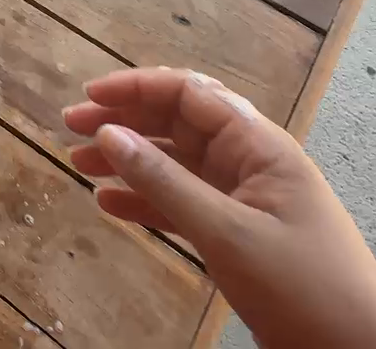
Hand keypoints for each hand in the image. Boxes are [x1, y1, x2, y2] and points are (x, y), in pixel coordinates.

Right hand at [63, 68, 375, 348]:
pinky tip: (108, 204)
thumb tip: (106, 133)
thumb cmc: (305, 288)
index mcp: (256, 145)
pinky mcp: (234, 232)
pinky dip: (142, 199)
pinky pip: (177, 200)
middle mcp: (246, 161)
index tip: (90, 96)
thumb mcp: (227, 233)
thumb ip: (164, 181)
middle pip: (173, 123)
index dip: (136, 87)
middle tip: (71, 127)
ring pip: (170, 162)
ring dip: (124, 160)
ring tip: (78, 165)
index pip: (187, 92)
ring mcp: (240, 197)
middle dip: (121, 121)